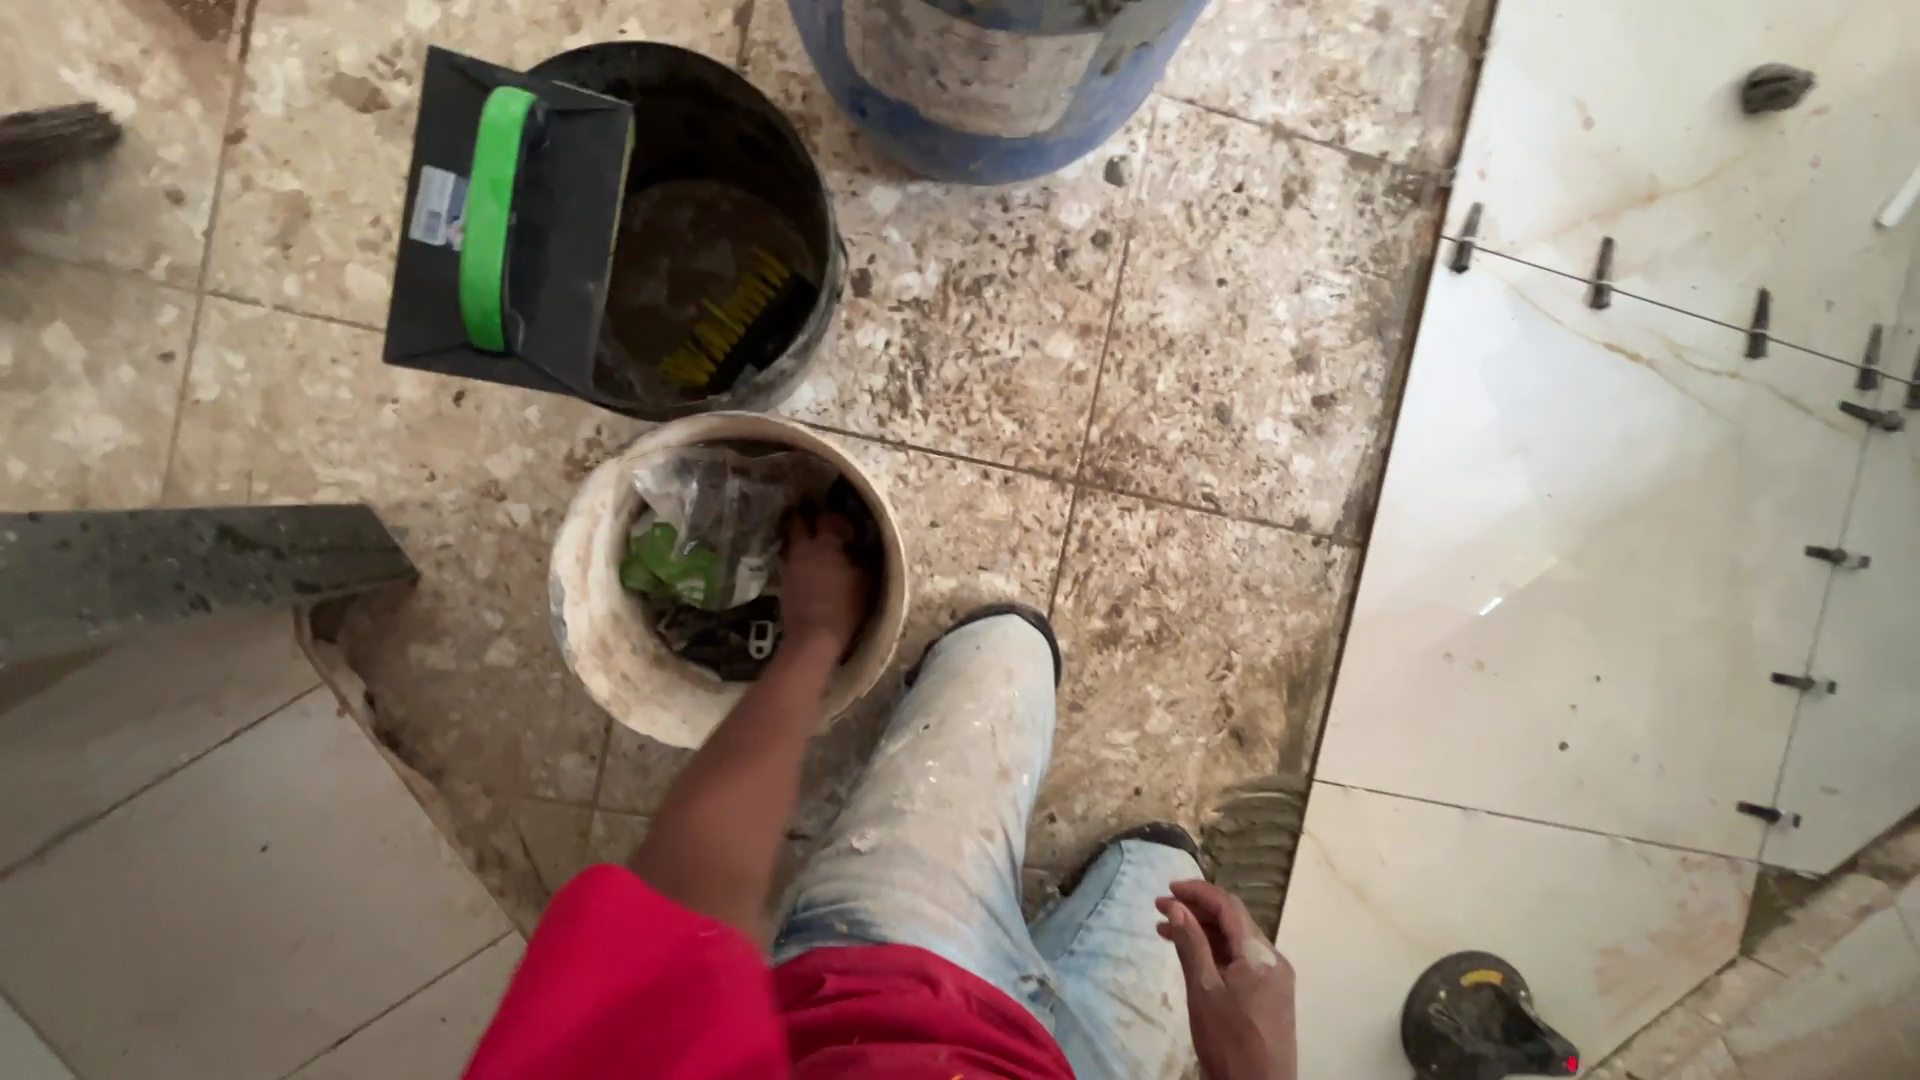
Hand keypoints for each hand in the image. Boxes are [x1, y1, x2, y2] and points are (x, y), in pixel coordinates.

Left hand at [779, 509, 871, 657]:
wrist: (813, 638)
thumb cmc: (845, 608)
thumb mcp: (866, 582)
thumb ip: (863, 561)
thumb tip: (862, 550)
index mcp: (825, 544)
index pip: (827, 517)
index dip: (837, 517)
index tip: (847, 528)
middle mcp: (803, 549)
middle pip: (798, 522)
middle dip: (808, 518)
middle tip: (822, 524)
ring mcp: (790, 565)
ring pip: (791, 540)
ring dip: (801, 538)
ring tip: (815, 545)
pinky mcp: (784, 581)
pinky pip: (790, 559)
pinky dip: (799, 557)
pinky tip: (810, 567)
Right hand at [1157, 880, 1297, 1079]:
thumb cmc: (1229, 1043)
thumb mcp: (1203, 990)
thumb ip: (1190, 943)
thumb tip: (1175, 906)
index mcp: (1261, 955)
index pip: (1228, 906)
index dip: (1197, 892)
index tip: (1167, 889)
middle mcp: (1273, 960)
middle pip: (1233, 920)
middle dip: (1196, 910)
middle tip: (1160, 909)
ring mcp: (1274, 979)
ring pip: (1235, 940)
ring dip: (1203, 930)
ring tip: (1167, 931)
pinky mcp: (1269, 996)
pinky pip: (1240, 960)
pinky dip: (1215, 951)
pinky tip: (1192, 955)